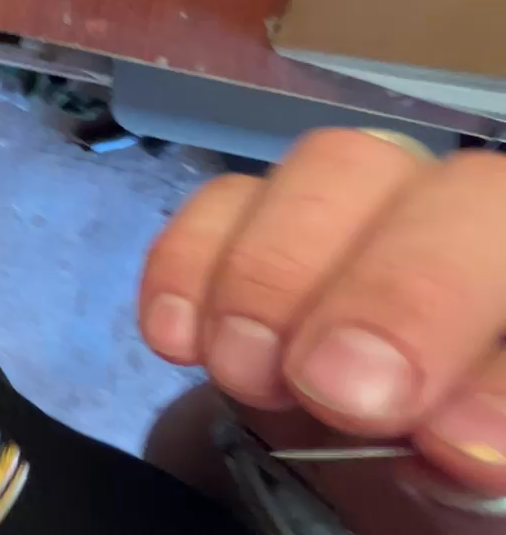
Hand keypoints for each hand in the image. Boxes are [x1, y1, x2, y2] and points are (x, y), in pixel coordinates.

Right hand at [141, 130, 505, 496]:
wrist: (360, 448)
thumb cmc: (454, 461)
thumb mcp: (487, 481)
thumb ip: (489, 458)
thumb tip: (451, 447)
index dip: (487, 350)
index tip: (449, 449)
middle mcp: (486, 215)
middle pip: (468, 196)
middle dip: (390, 299)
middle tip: (328, 393)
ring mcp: (369, 193)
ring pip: (334, 170)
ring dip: (272, 275)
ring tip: (241, 373)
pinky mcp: (257, 198)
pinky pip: (219, 197)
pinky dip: (187, 265)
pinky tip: (177, 340)